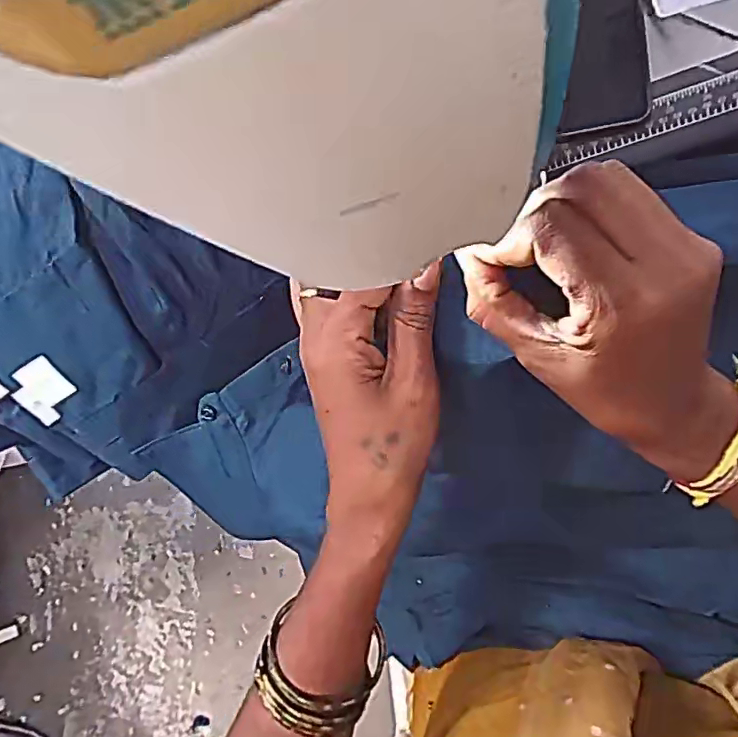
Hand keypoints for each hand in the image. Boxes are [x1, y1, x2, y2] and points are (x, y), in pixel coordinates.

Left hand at [293, 264, 442, 555]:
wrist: (369, 491)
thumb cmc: (391, 446)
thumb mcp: (415, 379)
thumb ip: (415, 317)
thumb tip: (423, 267)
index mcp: (333, 339)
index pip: (359, 269)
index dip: (395, 252)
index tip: (424, 245)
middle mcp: (313, 337)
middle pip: (333, 269)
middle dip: (372, 254)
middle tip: (410, 252)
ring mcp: (314, 346)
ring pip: (328, 285)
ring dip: (361, 274)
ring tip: (399, 272)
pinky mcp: (324, 357)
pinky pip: (331, 308)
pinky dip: (355, 295)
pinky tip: (382, 298)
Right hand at [456, 161, 737, 481]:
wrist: (673, 405)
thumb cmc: (611, 393)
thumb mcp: (539, 357)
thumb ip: (494, 302)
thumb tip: (472, 253)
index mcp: (622, 303)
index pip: (552, 223)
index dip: (512, 233)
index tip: (500, 256)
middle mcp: (665, 265)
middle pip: (583, 186)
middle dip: (536, 209)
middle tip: (522, 244)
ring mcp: (686, 247)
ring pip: (609, 177)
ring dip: (566, 199)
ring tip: (551, 238)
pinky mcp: (693, 239)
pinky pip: (632, 193)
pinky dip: (595, 205)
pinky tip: (581, 237)